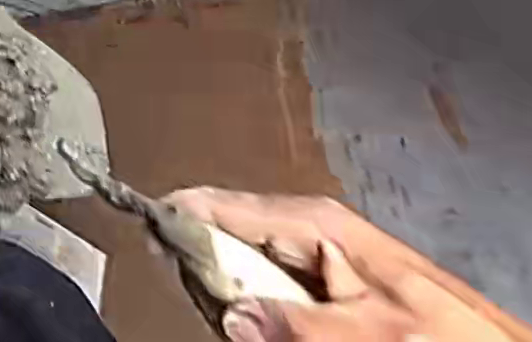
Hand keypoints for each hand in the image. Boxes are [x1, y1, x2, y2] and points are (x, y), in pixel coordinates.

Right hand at [165, 189, 531, 341]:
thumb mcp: (378, 338)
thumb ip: (297, 323)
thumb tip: (229, 315)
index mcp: (309, 219)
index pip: (210, 202)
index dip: (174, 223)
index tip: (154, 253)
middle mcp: (305, 223)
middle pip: (220, 232)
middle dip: (210, 270)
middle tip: (217, 312)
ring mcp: (316, 248)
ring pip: (240, 259)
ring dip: (237, 293)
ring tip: (253, 326)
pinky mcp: (326, 274)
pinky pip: (268, 279)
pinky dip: (262, 304)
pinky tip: (275, 326)